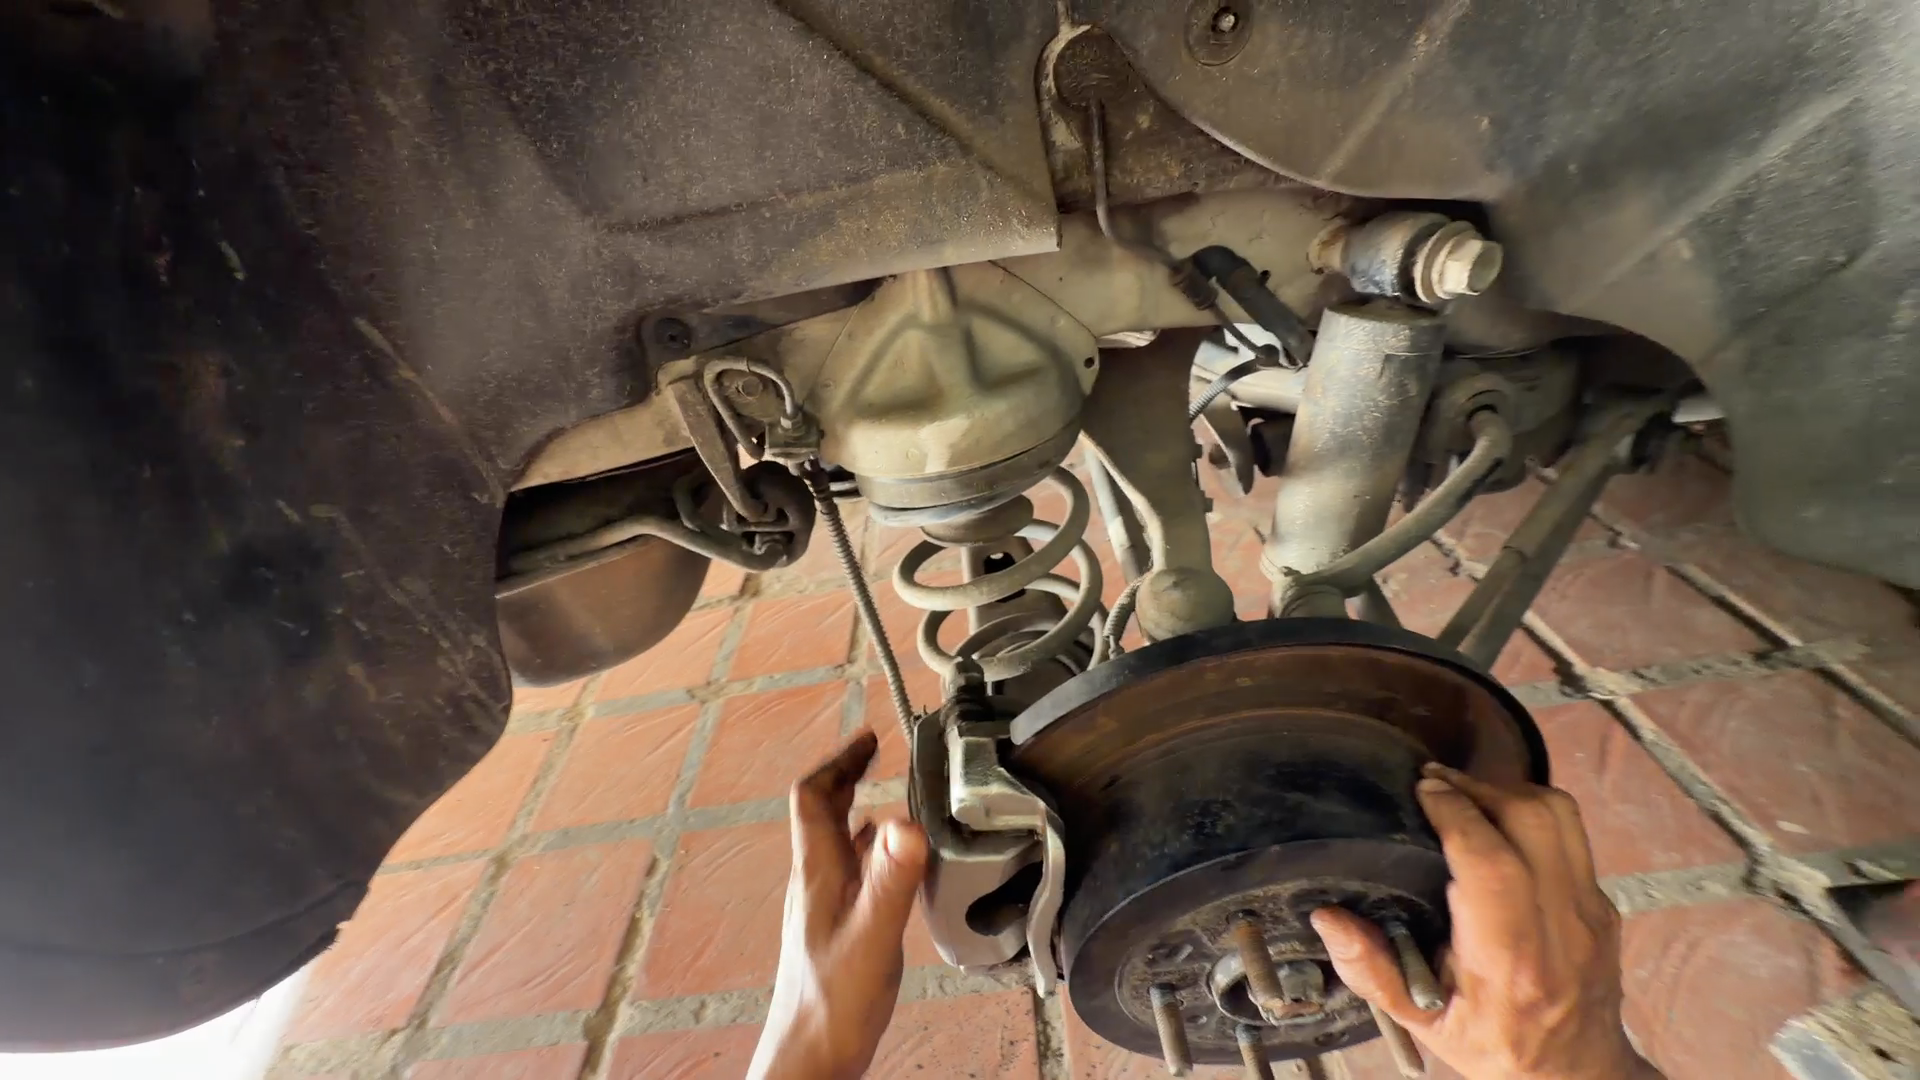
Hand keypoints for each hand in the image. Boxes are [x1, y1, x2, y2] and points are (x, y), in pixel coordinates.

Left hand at [747, 731, 929, 1079]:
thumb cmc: (834, 1000)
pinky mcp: (834, 922)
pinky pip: (848, 865)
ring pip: (835, 836)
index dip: (838, 761)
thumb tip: (907, 820)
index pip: (813, 796)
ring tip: (884, 788)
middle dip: (847, 773)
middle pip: (821, 810)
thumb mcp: (873, 934)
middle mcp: (815, 877)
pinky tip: (887, 857)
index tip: (868, 738)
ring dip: (855, 803)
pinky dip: (866, 844)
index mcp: (818, 869)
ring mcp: (822, 901)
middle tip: (875, 751)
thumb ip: (892, 879)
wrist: (809, 1058)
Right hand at [1311, 762, 1661, 1079]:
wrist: (1581, 1078)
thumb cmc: (1494, 1046)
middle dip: (1476, 786)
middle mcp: (1561, 926)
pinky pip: (1569, 831)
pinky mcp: (1601, 901)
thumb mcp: (1419, 1021)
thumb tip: (1327, 916)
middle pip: (1533, 822)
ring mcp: (1590, 910)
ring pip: (1559, 816)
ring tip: (1460, 791)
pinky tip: (1490, 818)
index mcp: (1510, 958)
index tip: (1420, 789)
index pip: (1492, 864)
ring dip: (1505, 790)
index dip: (1456, 812)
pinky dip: (1525, 810)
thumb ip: (1370, 970)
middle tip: (1430, 782)